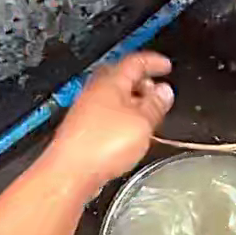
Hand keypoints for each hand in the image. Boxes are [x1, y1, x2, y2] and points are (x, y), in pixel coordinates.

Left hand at [41, 52, 173, 193]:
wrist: (70, 172)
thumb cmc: (100, 145)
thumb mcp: (141, 123)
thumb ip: (155, 105)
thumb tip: (164, 92)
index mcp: (110, 83)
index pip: (134, 62)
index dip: (153, 62)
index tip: (165, 65)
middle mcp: (95, 93)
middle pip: (121, 78)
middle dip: (141, 83)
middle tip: (156, 90)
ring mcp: (86, 112)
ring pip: (113, 98)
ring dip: (132, 102)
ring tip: (147, 114)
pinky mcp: (83, 131)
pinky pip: (106, 117)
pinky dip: (121, 118)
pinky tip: (128, 133)